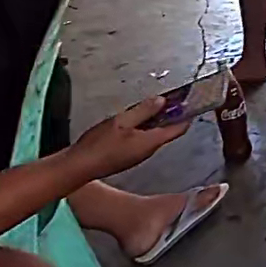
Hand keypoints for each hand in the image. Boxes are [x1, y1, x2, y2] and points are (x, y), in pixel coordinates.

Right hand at [67, 94, 189, 179]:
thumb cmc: (99, 145)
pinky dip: (143, 128)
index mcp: (152, 142)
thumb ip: (144, 110)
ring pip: (154, 135)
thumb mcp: (122, 121)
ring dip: (155, 121)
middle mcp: (149, 150)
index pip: (179, 128)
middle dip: (169, 114)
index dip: (186, 114)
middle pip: (167, 130)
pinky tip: (133, 119)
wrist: (76, 168)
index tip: (189, 101)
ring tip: (150, 105)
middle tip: (167, 98)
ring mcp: (138, 155)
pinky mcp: (127, 156)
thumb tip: (162, 101)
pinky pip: (142, 139)